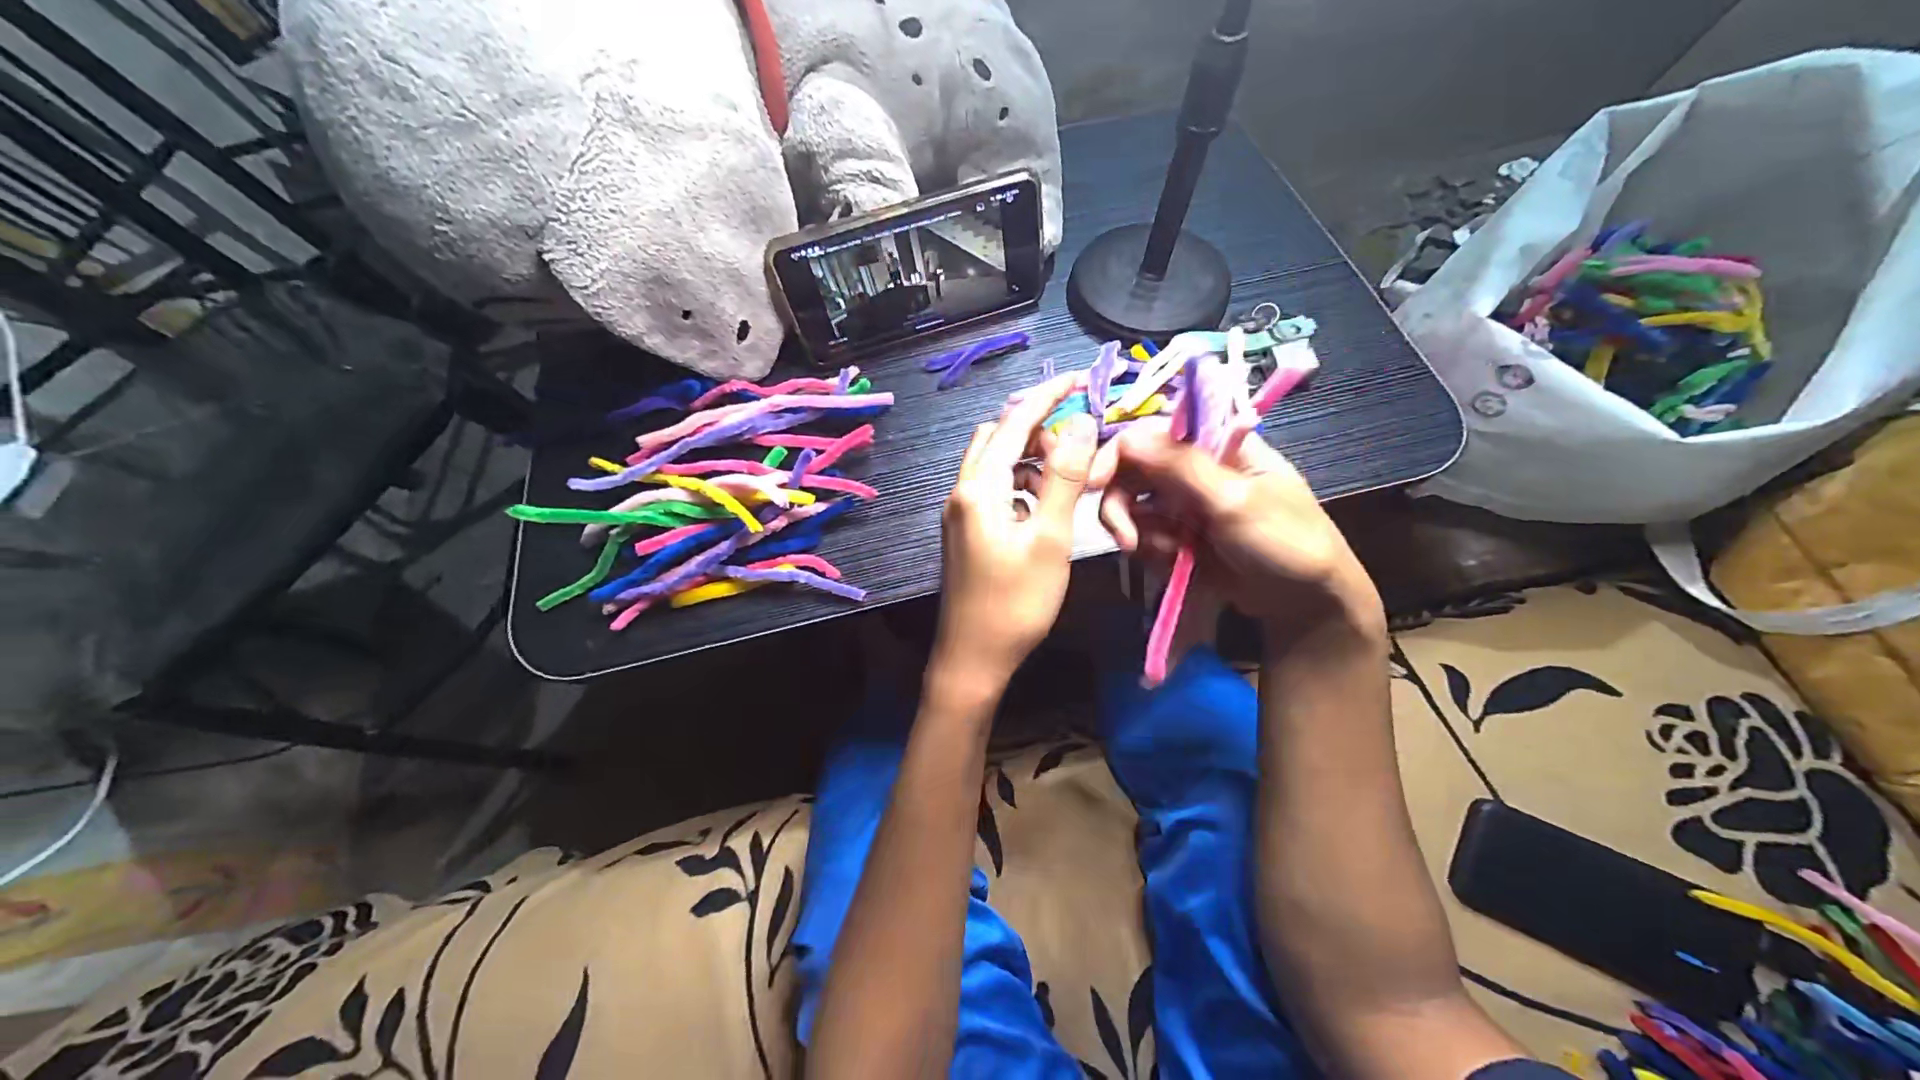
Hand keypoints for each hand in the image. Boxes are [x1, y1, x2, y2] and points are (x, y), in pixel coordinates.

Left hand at [934, 377, 1096, 691]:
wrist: (972, 659)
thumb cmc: (1015, 604)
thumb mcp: (1050, 540)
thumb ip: (1065, 479)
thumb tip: (1081, 422)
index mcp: (979, 488)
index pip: (1014, 423)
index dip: (1047, 396)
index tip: (1078, 377)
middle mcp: (962, 491)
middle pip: (998, 436)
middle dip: (1036, 424)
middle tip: (1078, 435)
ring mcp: (960, 513)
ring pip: (994, 463)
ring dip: (1029, 455)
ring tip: (1069, 470)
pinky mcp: (966, 531)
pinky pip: (993, 489)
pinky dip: (1020, 482)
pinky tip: (1044, 502)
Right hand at [1095, 424, 1384, 647]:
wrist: (1304, 603)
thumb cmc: (1285, 541)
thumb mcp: (1235, 501)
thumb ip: (1181, 466)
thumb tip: (1128, 435)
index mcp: (1214, 445)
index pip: (1150, 432)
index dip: (1117, 453)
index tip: (1096, 483)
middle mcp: (1192, 468)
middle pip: (1131, 470)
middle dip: (1120, 504)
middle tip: (1124, 538)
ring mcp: (1182, 504)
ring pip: (1131, 506)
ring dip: (1137, 532)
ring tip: (1165, 555)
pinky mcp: (1176, 536)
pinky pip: (1143, 534)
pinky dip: (1150, 549)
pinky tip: (1176, 562)